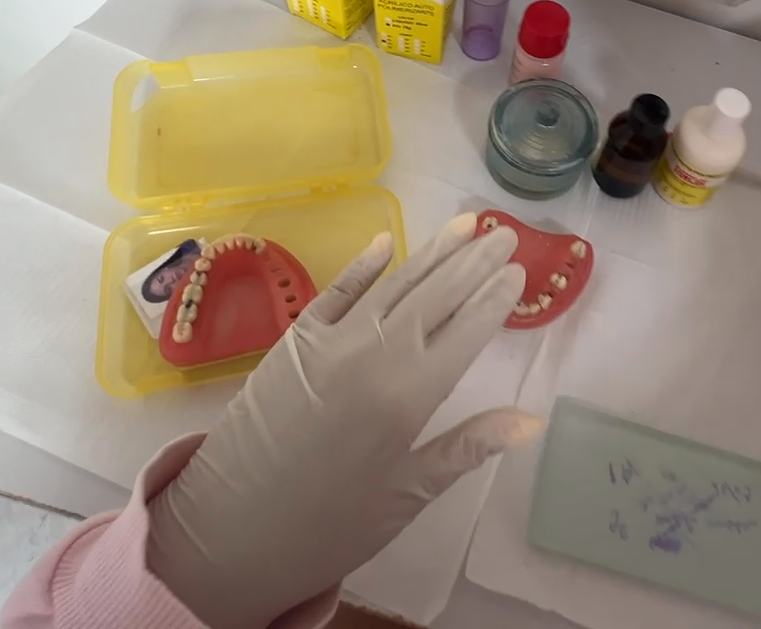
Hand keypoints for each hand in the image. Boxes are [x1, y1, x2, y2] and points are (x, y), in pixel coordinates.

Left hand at [146, 214, 537, 628]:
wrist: (227, 535)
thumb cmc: (330, 525)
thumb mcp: (408, 495)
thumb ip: (469, 446)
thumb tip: (533, 419)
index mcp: (409, 395)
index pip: (467, 330)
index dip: (496, 298)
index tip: (520, 269)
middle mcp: (375, 353)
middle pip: (437, 295)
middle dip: (475, 261)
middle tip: (505, 232)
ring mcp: (332, 340)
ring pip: (395, 284)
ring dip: (434, 252)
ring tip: (466, 223)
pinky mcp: (295, 339)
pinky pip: (336, 291)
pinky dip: (363, 265)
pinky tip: (387, 242)